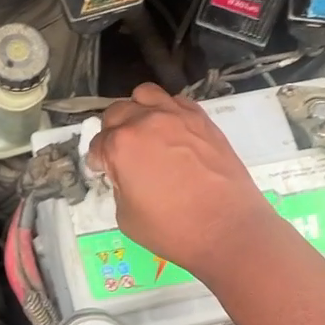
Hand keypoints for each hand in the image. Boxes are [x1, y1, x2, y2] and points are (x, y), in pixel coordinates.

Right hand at [87, 83, 282, 279]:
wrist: (227, 228)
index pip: (97, 144)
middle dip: (113, 132)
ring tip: (144, 132)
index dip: (98, 161)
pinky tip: (170, 132)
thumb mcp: (126, 218)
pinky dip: (167, 111)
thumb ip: (119, 188)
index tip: (104, 172)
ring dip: (138, 110)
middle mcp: (145, 121)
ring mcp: (176, 115)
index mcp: (121, 146)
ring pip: (145, 95)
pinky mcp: (202, 119)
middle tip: (121, 154)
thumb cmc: (172, 229)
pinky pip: (176, 101)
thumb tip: (125, 176)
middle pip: (117, 112)